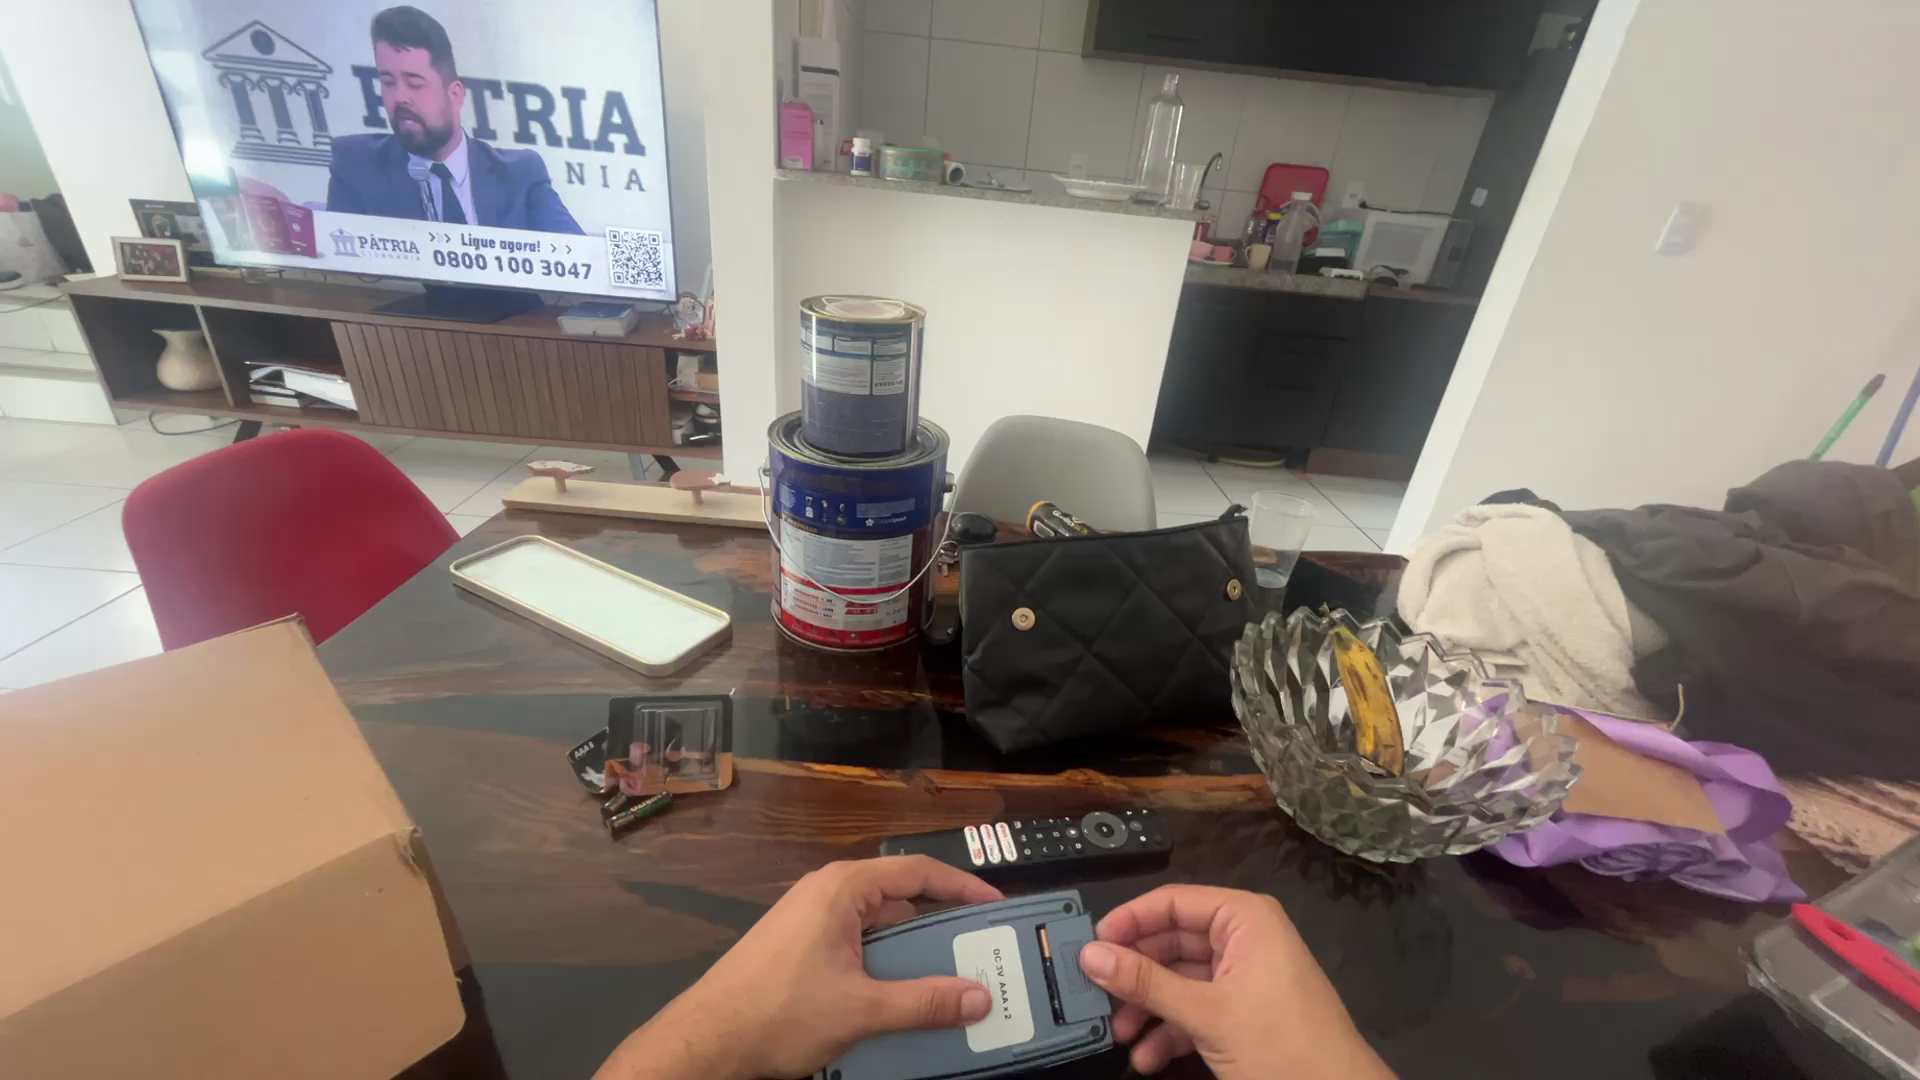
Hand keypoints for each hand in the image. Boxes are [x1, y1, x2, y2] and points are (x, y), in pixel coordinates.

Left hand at [595, 856, 1003, 1079]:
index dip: (961, 886)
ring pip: (879, 919)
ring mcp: (813, 912)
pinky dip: (886, 957)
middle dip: (940, 918)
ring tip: (948, 971)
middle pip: (900, 893)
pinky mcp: (803, 938)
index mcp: (845, 886)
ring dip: (912, 943)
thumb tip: (979, 997)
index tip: (994, 905)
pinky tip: (900, 987)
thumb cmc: (780, 1012)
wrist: (705, 1040)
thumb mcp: (860, 1010)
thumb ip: (923, 1001)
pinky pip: (858, 937)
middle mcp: (831, 888)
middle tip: (978, 944)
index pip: (918, 871)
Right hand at [1077, 885, 1394, 1079]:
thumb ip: (1145, 982)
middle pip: (1173, 942)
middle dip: (1137, 974)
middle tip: (1098, 993)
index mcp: (1243, 918)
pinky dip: (1171, 1030)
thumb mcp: (1206, 1015)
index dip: (1130, 920)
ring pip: (1181, 979)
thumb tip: (1090, 955)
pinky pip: (1197, 1008)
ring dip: (1149, 1007)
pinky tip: (1147, 1056)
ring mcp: (1244, 976)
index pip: (1171, 902)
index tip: (1093, 944)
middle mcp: (1242, 937)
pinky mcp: (1245, 1012)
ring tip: (1120, 1033)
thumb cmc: (1283, 1049)